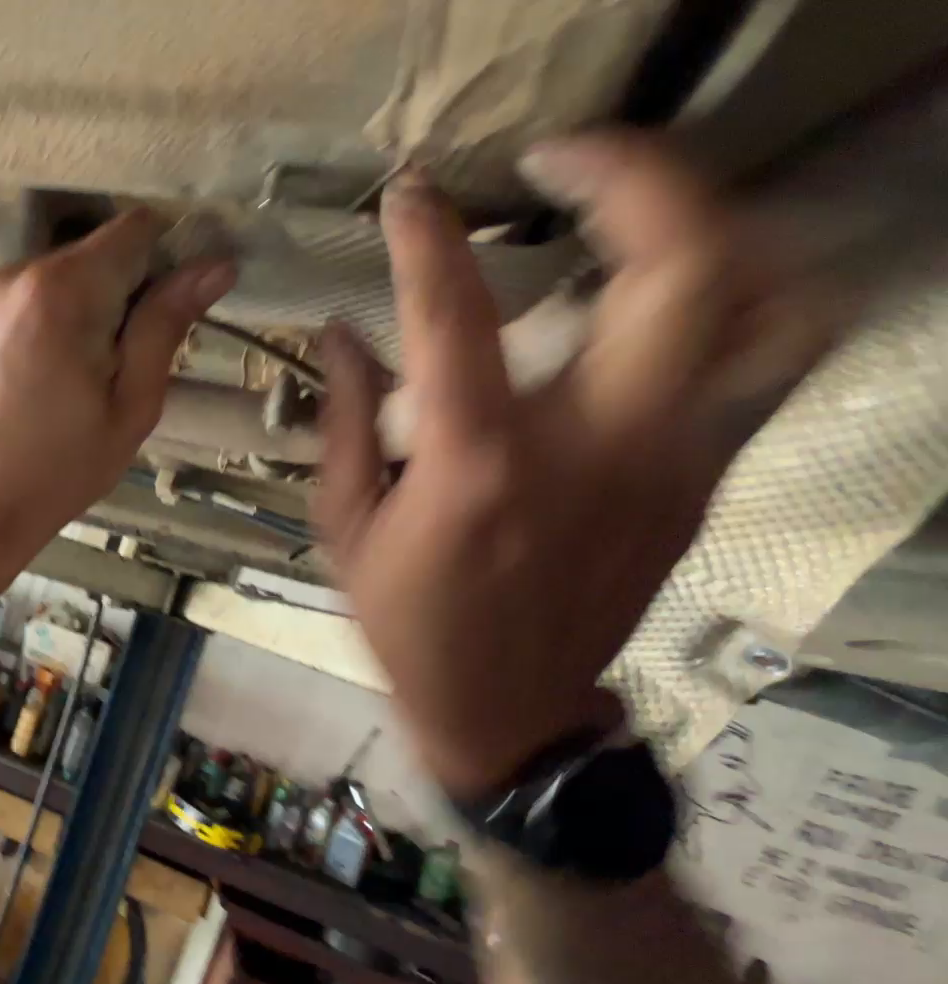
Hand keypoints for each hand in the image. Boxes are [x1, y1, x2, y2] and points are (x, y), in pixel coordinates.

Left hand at [0, 209, 236, 548]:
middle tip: (124, 363)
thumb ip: (168, 323)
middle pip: (98, 250)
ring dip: (90, 304)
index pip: (136, 229)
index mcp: (61, 290)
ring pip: (66, 271)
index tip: (170, 314)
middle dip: (125, 290)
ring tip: (84, 373)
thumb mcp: (134, 401)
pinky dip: (55, 315)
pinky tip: (51, 370)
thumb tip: (217, 264)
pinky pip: (33, 293)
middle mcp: (16, 272)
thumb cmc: (65, 466)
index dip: (166, 261)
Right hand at [316, 133, 832, 798]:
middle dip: (634, 179)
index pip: (455, 320)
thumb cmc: (406, 624)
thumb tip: (343, 332)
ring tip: (630, 208)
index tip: (408, 195)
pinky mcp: (698, 480)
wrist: (509, 711)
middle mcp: (591, 450)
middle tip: (565, 156)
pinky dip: (709, 300)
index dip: (426, 241)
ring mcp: (667, 462)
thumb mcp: (343, 527)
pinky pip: (739, 361)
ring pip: (757, 302)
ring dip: (703, 228)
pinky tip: (644, 297)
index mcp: (475, 468)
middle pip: (679, 272)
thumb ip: (343, 421)